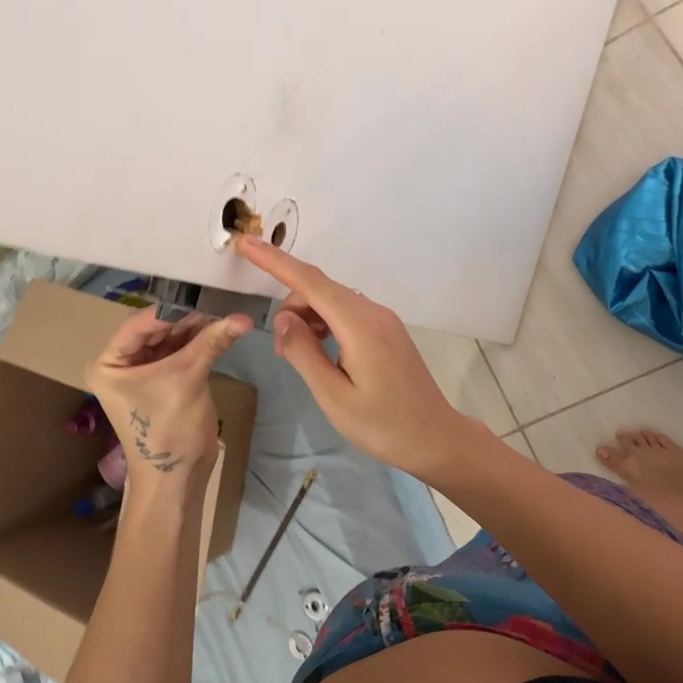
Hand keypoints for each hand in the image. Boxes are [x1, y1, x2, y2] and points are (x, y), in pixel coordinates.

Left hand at [86, 308, 250, 493]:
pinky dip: (200, 343)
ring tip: (226, 312)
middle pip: (158, 330)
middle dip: (188, 318)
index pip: (141, 324)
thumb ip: (211, 342)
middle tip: (220, 302)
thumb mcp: (187, 379)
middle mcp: (122, 364)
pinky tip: (222, 329)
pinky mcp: (166, 382)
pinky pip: (182, 354)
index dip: (172, 309)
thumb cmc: (167, 429)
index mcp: (110, 363)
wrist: (177, 478)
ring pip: (172, 340)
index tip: (202, 294)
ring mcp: (144, 373)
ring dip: (197, 329)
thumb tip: (243, 316)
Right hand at [236, 236, 483, 477]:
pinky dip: (325, 323)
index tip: (247, 243)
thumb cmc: (383, 425)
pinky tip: (321, 352)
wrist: (436, 439)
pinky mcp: (387, 330)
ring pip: (332, 301)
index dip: (276, 261)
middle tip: (281, 353)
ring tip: (299, 357)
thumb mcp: (333, 396)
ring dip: (308, 318)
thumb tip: (283, 319)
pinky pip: (347, 312)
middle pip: (319, 290)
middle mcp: (373, 311)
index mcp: (359, 324)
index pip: (310, 281)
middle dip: (291, 309)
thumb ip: (304, 353)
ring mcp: (383, 319)